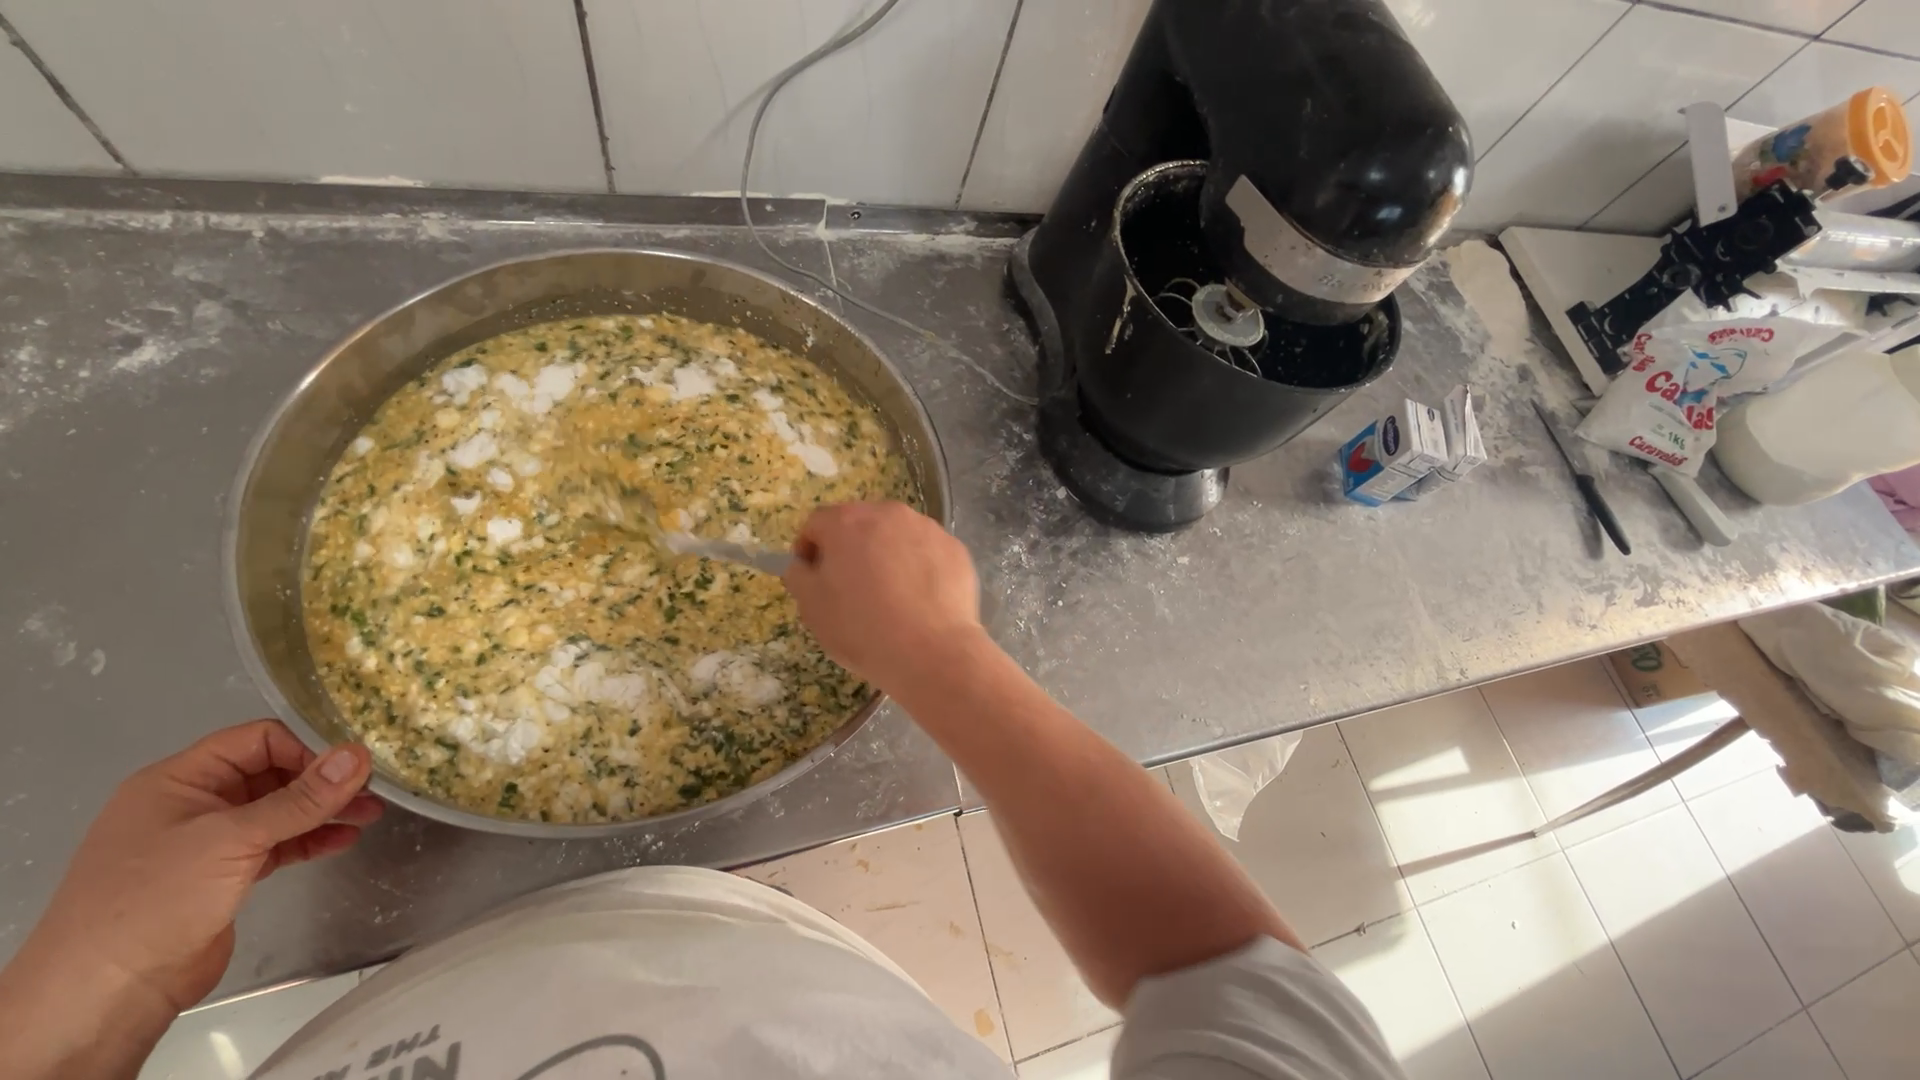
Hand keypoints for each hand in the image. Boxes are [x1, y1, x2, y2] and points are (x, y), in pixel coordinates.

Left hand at [13, 720, 380, 1015]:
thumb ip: (301, 798)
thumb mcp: (232, 839)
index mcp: (178, 781)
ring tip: (371, 815)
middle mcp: (193, 804)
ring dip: (325, 811)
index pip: (257, 741)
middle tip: (374, 791)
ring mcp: (208, 841)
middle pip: (273, 774)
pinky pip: (277, 843)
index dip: (305, 749)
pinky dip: (311, 839)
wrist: (105, 992)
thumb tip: (358, 754)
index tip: (349, 769)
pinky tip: (343, 841)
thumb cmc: (156, 898)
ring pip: (280, 811)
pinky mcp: (224, 875)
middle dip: (324, 782)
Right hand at [785, 501, 983, 688]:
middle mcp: (889, 514)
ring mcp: (927, 529)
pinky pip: (927, 553)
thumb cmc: (862, 629)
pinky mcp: (955, 549)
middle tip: (851, 588)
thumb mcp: (812, 608)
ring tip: (891, 596)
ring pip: (897, 536)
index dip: (809, 550)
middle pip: (860, 524)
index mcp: (847, 522)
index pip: (817, 524)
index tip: (813, 577)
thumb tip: (804, 565)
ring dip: (887, 556)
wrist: (932, 652)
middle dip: (851, 549)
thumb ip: (799, 576)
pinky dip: (920, 568)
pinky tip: (920, 600)